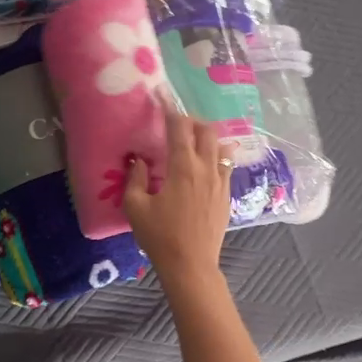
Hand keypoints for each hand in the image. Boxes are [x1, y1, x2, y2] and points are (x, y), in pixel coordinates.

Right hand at [123, 109, 232, 286]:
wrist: (191, 264)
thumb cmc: (159, 236)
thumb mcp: (135, 207)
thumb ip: (135, 179)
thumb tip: (139, 161)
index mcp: (183, 167)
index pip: (179, 128)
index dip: (170, 109)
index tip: (162, 97)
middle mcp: (206, 168)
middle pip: (206, 131)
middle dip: (192, 121)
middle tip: (176, 123)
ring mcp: (221, 182)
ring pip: (220, 146)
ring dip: (207, 137)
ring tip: (193, 141)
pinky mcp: (226, 195)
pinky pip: (225, 165)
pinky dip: (216, 155)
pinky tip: (206, 163)